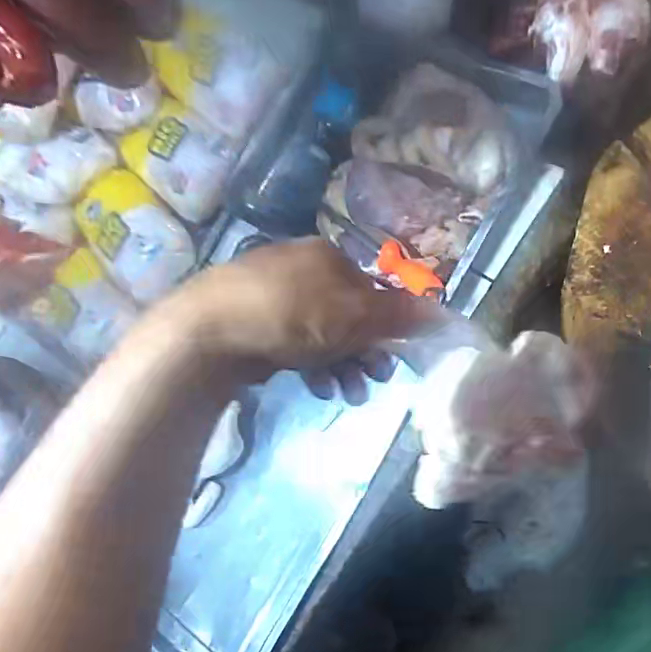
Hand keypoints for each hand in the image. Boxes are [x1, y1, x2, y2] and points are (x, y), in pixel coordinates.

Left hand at [158, 239, 435, 401]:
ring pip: (324, 334)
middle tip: (373, 380)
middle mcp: (304, 270)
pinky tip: (318, 387)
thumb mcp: (353, 317)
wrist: (209, 331)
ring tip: (346, 394)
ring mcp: (276, 295)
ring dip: (343, 366)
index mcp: (329, 257)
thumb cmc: (291, 316)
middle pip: (350, 315)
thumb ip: (397, 316)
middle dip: (366, 353)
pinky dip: (312, 366)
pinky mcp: (255, 323)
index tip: (395, 359)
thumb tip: (441, 311)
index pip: (374, 292)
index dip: (389, 328)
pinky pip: (297, 344)